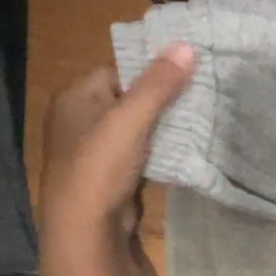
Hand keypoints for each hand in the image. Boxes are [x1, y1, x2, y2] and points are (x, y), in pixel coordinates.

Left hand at [37, 42, 195, 275]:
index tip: (188, 75)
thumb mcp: (131, 120)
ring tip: (201, 122)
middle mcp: (79, 120)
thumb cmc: (100, 167)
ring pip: (137, 129)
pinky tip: (184, 152)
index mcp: (74, 98)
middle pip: (129, 100)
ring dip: (164, 129)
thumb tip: (187, 46)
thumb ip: (158, 85)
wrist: (88, 228)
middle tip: (201, 98)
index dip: (151, 72)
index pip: (118, 71)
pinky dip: (161, 152)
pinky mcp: (112, 176)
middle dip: (162, 101)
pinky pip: (141, 154)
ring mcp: (94, 151)